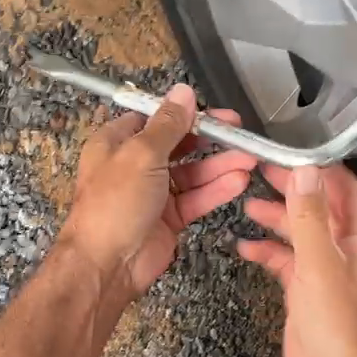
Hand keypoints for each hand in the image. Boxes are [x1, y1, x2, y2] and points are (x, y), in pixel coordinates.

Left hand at [56, 84, 256, 303]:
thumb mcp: (142, 153)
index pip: (154, 119)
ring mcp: (153, 193)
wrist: (106, 264)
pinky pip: (195, 199)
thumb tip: (184, 92)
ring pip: (191, 173)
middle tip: (240, 133)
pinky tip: (238, 182)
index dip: (184, 113)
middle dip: (209, 139)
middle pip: (178, 145)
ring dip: (219, 166)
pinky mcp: (169, 219)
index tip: (214, 112)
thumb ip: (168, 124)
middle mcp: (134, 166)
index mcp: (117, 143)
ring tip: (250, 159)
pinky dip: (216, 190)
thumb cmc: (115, 203)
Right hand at [238, 164, 356, 356]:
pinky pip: (288, 262)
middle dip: (295, 191)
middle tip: (264, 173)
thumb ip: (310, 216)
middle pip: (323, 210)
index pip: (349, 192)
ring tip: (248, 206)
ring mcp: (328, 272)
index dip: (324, 172)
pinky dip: (269, 252)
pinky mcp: (308, 291)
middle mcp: (350, 251)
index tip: (294, 156)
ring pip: (302, 235)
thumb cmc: (337, 323)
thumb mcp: (320, 262)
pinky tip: (245, 247)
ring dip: (278, 220)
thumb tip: (305, 172)